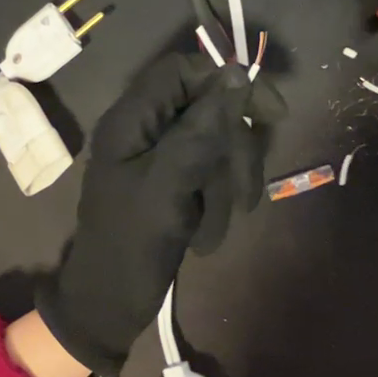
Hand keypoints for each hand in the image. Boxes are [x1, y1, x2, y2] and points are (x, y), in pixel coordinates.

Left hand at [35, 52, 282, 376]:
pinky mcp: (171, 186)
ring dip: (227, 185)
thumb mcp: (169, 184)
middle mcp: (144, 130)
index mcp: (131, 120)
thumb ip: (200, 128)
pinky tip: (207, 236)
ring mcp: (158, 160)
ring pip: (215, 146)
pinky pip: (209, 176)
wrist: (109, 304)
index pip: (183, 71)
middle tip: (244, 192)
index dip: (226, 82)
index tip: (268, 111)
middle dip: (232, 152)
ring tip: (220, 225)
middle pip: (208, 111)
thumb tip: (235, 74)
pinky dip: (218, 203)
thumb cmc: (132, 243)